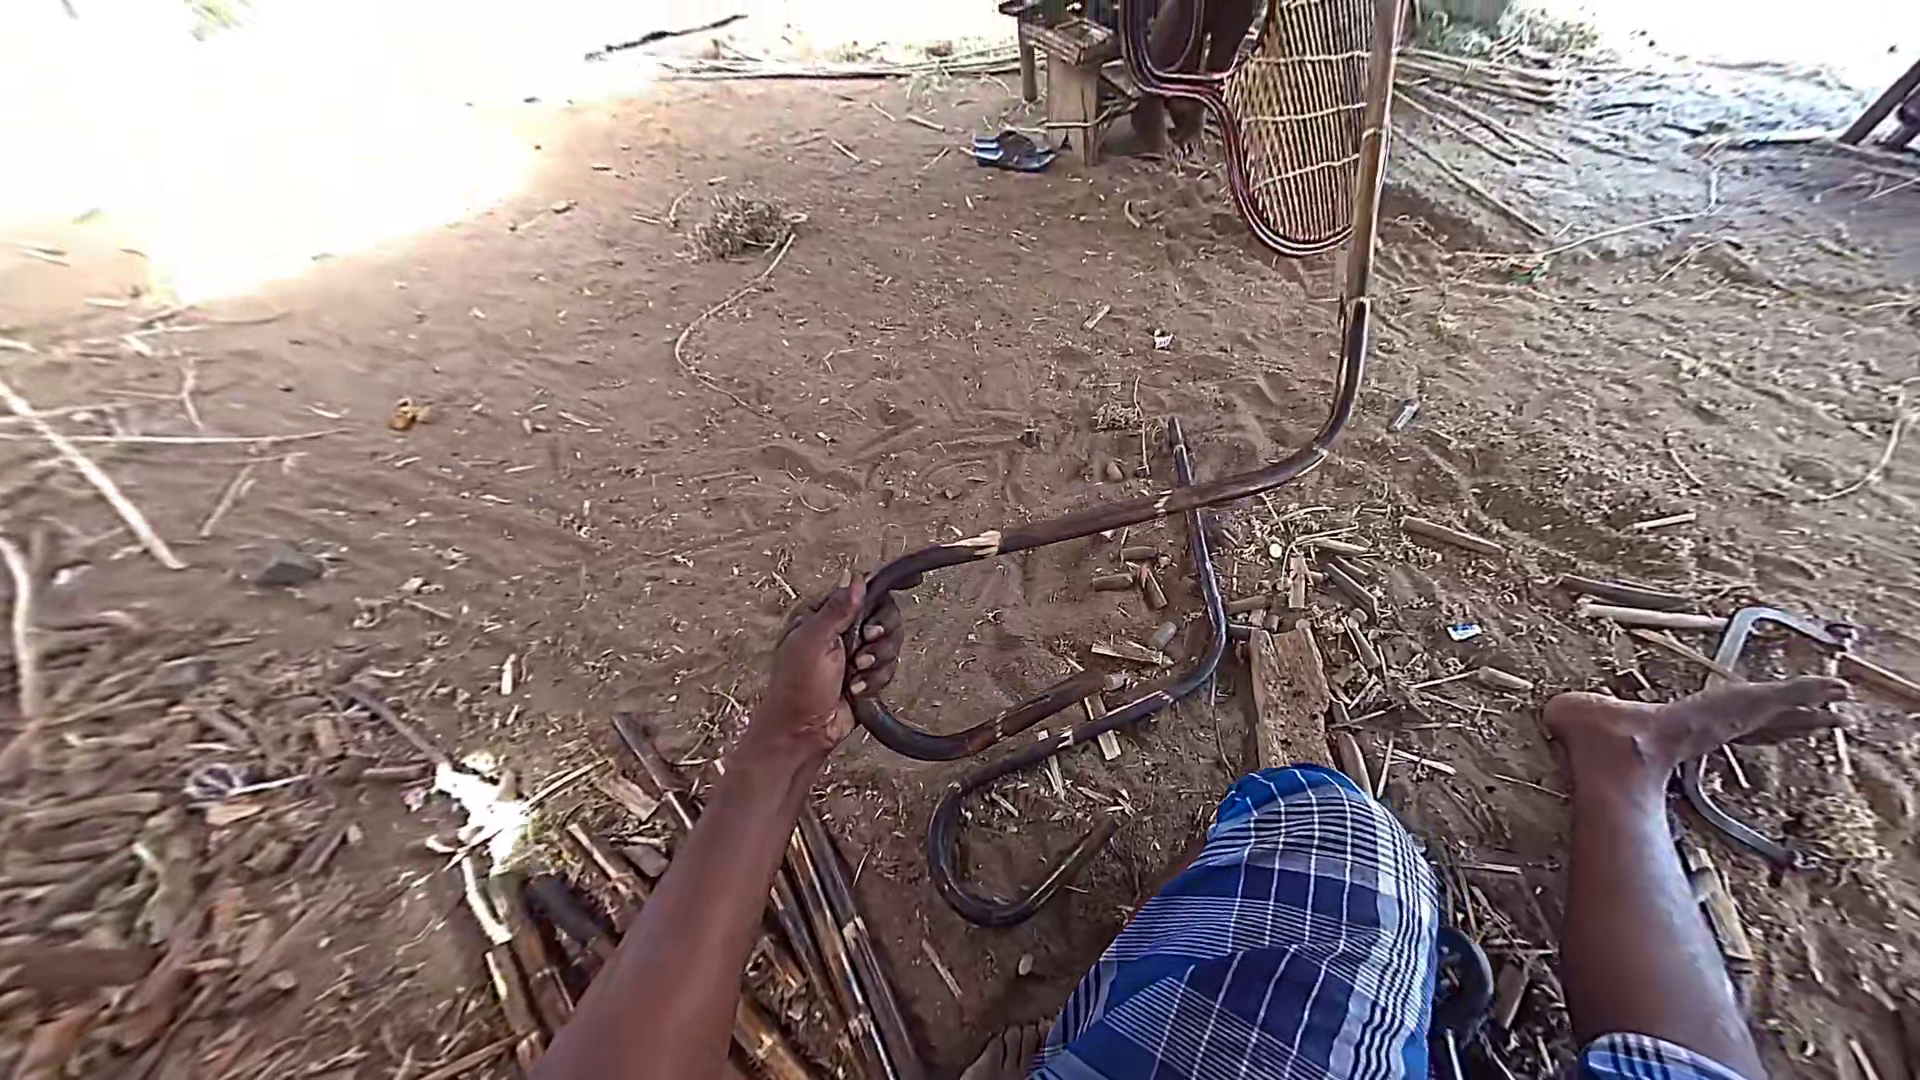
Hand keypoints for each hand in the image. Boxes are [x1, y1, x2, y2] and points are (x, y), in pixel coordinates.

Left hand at [753, 570, 904, 757]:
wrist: (803, 732)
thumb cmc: (797, 688)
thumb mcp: (813, 641)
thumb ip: (837, 608)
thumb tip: (854, 578)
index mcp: (823, 615)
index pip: (860, 592)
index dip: (881, 592)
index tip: (912, 582)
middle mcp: (841, 631)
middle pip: (884, 615)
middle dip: (881, 632)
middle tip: (868, 641)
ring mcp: (855, 653)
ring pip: (890, 642)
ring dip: (877, 659)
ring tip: (857, 671)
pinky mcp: (867, 674)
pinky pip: (888, 667)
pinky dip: (875, 679)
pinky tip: (857, 689)